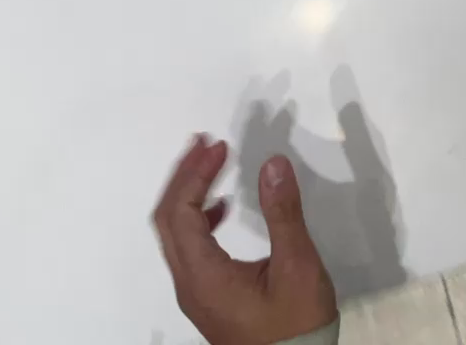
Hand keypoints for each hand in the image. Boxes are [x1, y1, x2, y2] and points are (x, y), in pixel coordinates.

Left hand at [154, 136, 337, 344]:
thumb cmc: (295, 323)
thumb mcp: (297, 265)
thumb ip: (283, 213)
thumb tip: (272, 162)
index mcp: (203, 276)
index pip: (180, 214)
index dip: (195, 174)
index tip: (219, 144)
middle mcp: (190, 284)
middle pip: (168, 221)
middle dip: (183, 176)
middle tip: (205, 143)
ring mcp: (197, 292)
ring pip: (175, 234)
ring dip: (188, 194)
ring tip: (211, 163)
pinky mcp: (209, 296)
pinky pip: (189, 247)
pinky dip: (199, 217)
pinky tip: (222, 206)